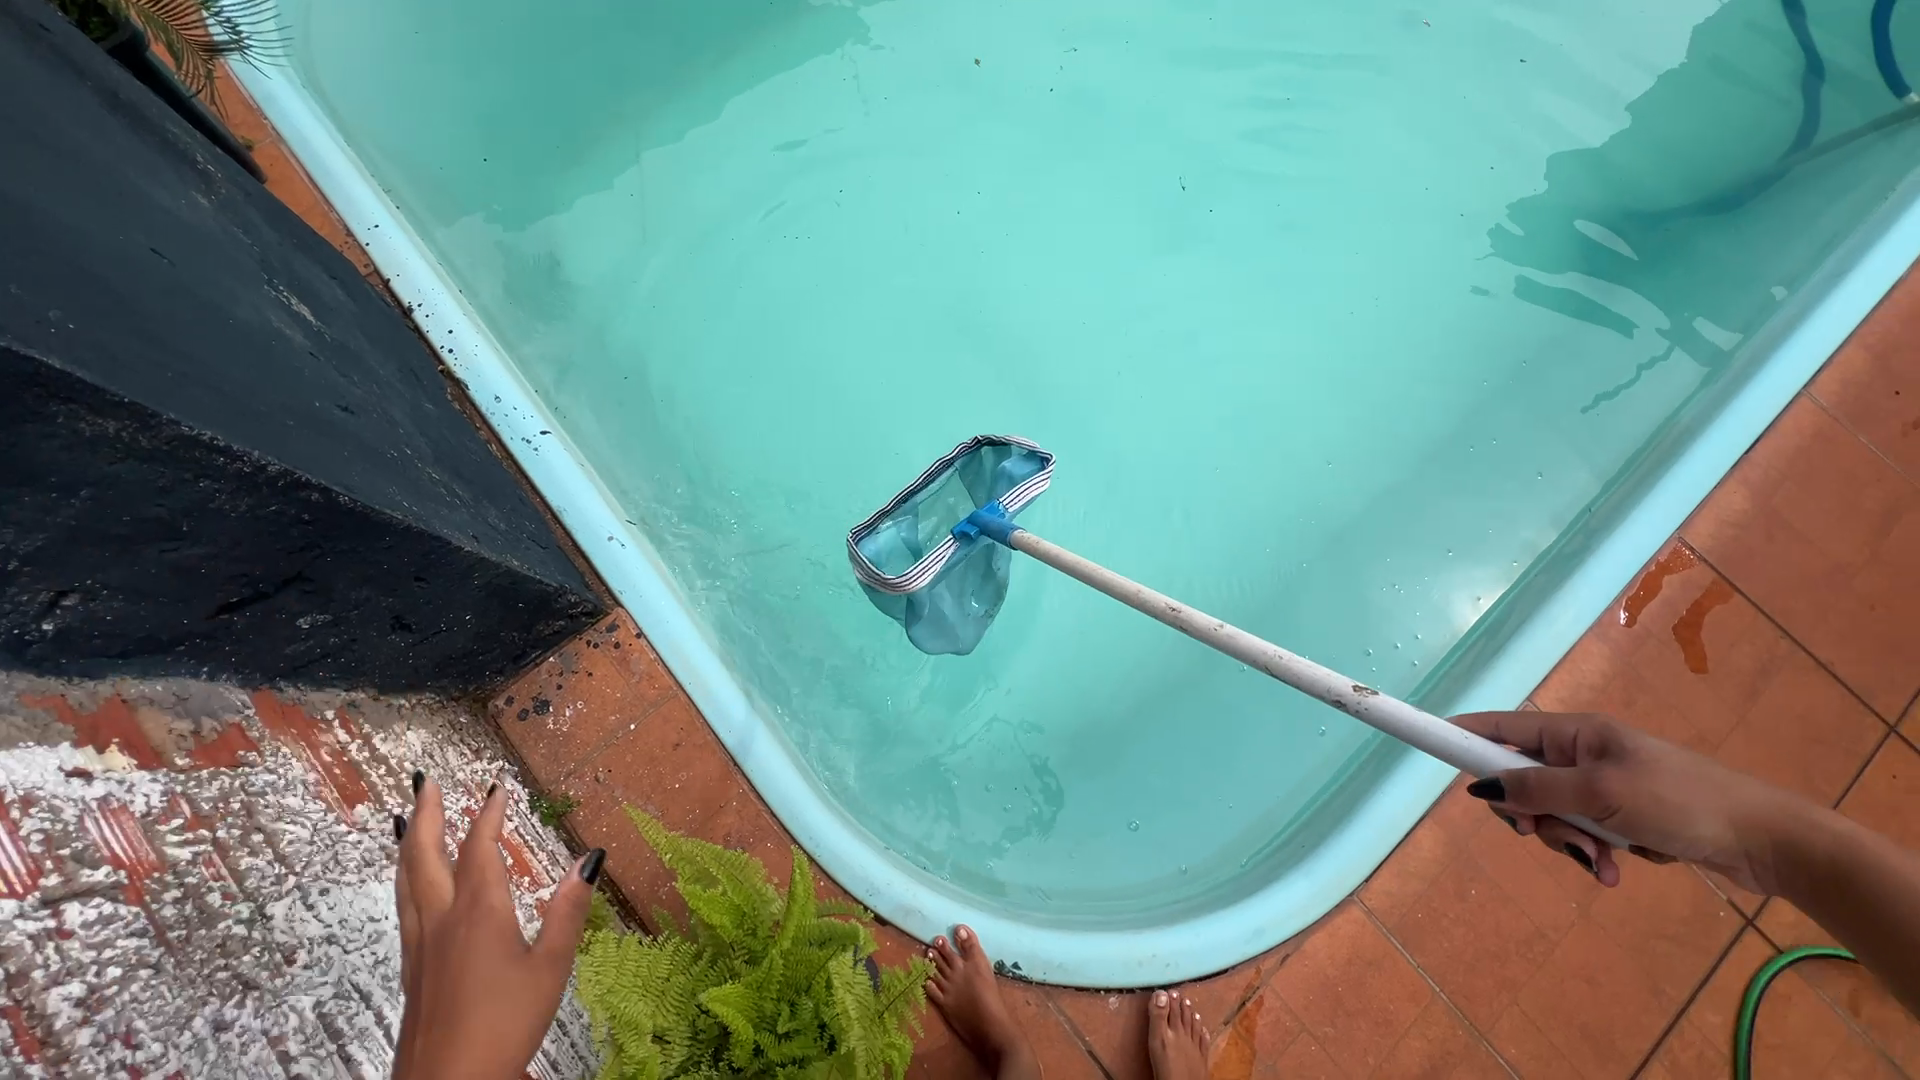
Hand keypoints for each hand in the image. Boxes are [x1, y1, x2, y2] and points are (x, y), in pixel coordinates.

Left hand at [392, 773, 604, 1079]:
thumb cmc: (506, 1025)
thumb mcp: (552, 966)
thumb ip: (569, 908)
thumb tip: (590, 857)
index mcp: (480, 912)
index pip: (479, 848)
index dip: (489, 814)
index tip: (497, 787)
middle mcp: (442, 921)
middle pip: (423, 856)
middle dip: (425, 815)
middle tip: (424, 783)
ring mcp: (419, 947)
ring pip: (405, 882)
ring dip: (408, 844)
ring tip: (407, 821)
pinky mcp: (411, 971)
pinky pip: (404, 906)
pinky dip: (406, 878)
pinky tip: (413, 886)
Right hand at [1451, 711, 1815, 892]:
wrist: (1771, 843)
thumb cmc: (1680, 801)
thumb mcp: (1600, 794)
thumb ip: (1535, 789)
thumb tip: (1481, 788)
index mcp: (1574, 733)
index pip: (1499, 726)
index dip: (1462, 733)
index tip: (1429, 742)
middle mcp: (1581, 754)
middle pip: (1518, 778)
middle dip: (1527, 812)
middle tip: (1544, 833)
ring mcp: (1601, 785)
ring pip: (1548, 811)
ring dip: (1565, 840)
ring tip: (1598, 861)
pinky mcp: (1622, 816)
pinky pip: (1581, 832)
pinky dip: (1590, 852)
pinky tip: (1612, 871)